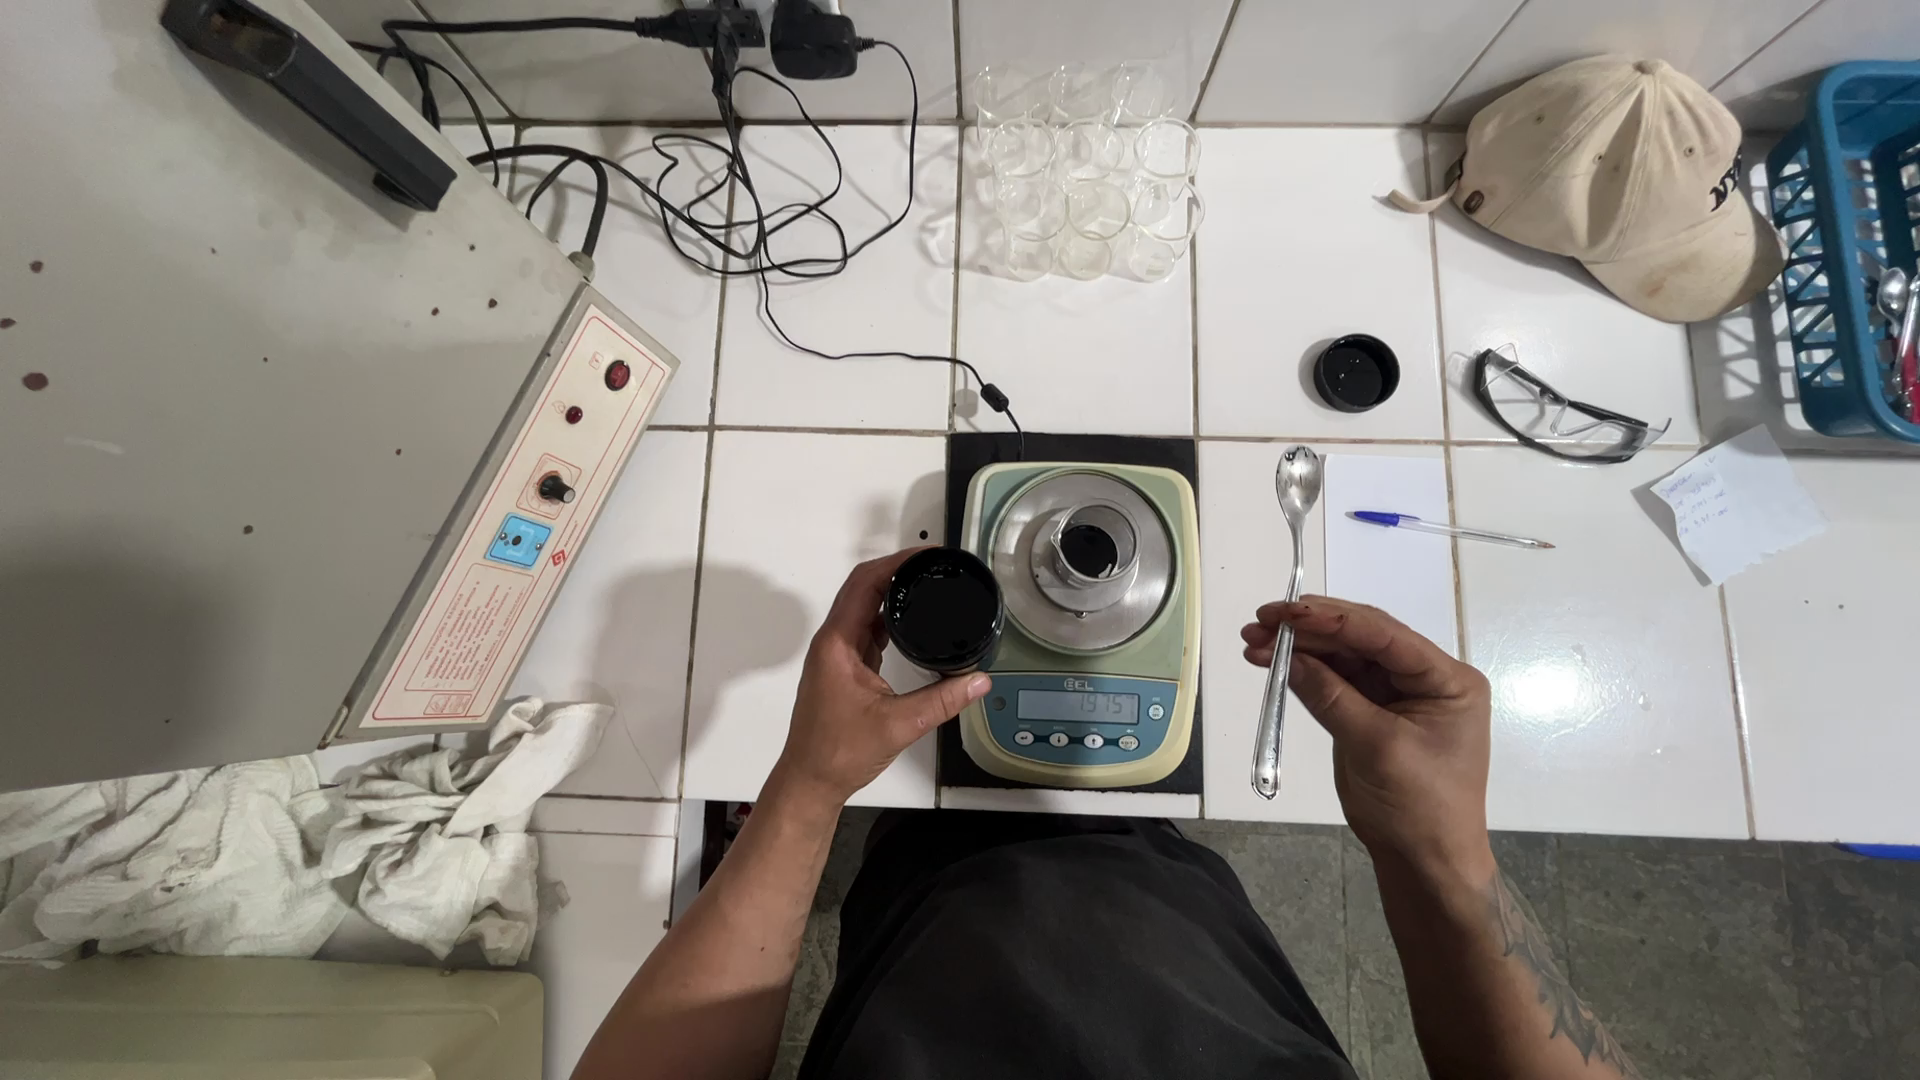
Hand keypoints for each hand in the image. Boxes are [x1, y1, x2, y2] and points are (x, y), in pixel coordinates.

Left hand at [770, 549, 992, 807]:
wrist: (810, 780)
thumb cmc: (841, 752)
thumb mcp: (898, 724)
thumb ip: (943, 700)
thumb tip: (980, 680)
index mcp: (838, 643)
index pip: (865, 584)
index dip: (895, 562)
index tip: (927, 554)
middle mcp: (834, 641)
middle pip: (863, 588)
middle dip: (897, 570)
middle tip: (934, 565)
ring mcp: (837, 654)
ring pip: (863, 607)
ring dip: (891, 592)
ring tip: (927, 584)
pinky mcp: (844, 667)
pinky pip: (866, 629)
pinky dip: (888, 618)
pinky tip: (912, 622)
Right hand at [1242, 595, 1493, 882]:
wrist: (1423, 859)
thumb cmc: (1417, 805)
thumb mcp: (1375, 746)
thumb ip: (1330, 695)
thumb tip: (1284, 655)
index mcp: (1446, 680)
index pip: (1384, 636)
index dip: (1333, 619)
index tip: (1287, 614)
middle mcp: (1423, 677)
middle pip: (1360, 638)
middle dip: (1308, 629)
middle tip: (1261, 621)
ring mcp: (1394, 691)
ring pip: (1341, 654)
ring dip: (1298, 646)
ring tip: (1253, 640)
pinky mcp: (1369, 707)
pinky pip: (1332, 677)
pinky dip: (1301, 668)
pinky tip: (1269, 660)